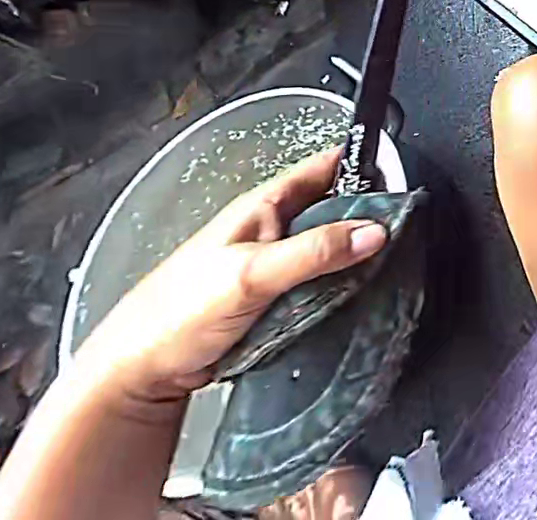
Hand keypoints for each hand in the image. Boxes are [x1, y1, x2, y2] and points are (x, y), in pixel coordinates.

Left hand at [72, 145, 386, 416]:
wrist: (140, 373)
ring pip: (331, 251)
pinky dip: (338, 291)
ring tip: (381, 270)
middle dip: (365, 219)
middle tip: (396, 234)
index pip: (326, 167)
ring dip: (353, 260)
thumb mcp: (253, 272)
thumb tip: (371, 231)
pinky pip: (320, 286)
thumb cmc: (176, 311)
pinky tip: (351, 301)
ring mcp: (277, 264)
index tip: (397, 179)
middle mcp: (275, 228)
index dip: (362, 165)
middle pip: (336, 211)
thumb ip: (315, 251)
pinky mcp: (277, 298)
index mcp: (267, 204)